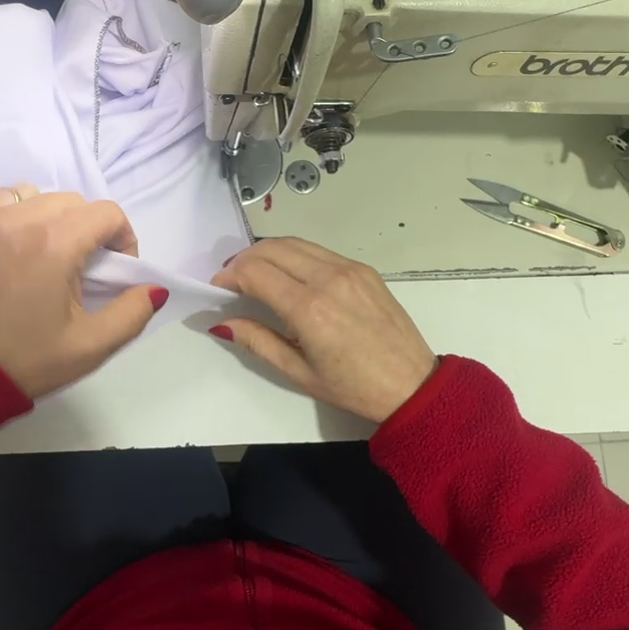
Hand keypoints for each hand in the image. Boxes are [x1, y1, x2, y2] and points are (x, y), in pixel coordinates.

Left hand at [0, 185, 166, 397]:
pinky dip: (16, 218)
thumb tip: (153, 288)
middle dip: (89, 228)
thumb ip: (131, 313)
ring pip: (34, 196)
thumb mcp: (88, 347)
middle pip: (72, 201)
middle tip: (84, 270)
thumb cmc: (21, 361)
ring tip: (48, 256)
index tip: (117, 271)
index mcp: (55, 242)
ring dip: (52, 218)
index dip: (124, 239)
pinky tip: (14, 254)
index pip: (107, 213)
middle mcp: (18, 217)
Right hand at [210, 238, 437, 423]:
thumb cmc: (352, 387)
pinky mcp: (363, 269)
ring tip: (254, 274)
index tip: (217, 288)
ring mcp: (349, 269)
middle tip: (232, 279)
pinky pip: (318, 251)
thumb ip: (257, 341)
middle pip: (271, 248)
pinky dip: (294, 255)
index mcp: (309, 309)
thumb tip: (222, 324)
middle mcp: (328, 279)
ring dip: (267, 253)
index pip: (255, 272)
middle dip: (244, 259)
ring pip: (295, 243)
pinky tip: (288, 275)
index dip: (228, 276)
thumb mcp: (297, 372)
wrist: (411, 383)